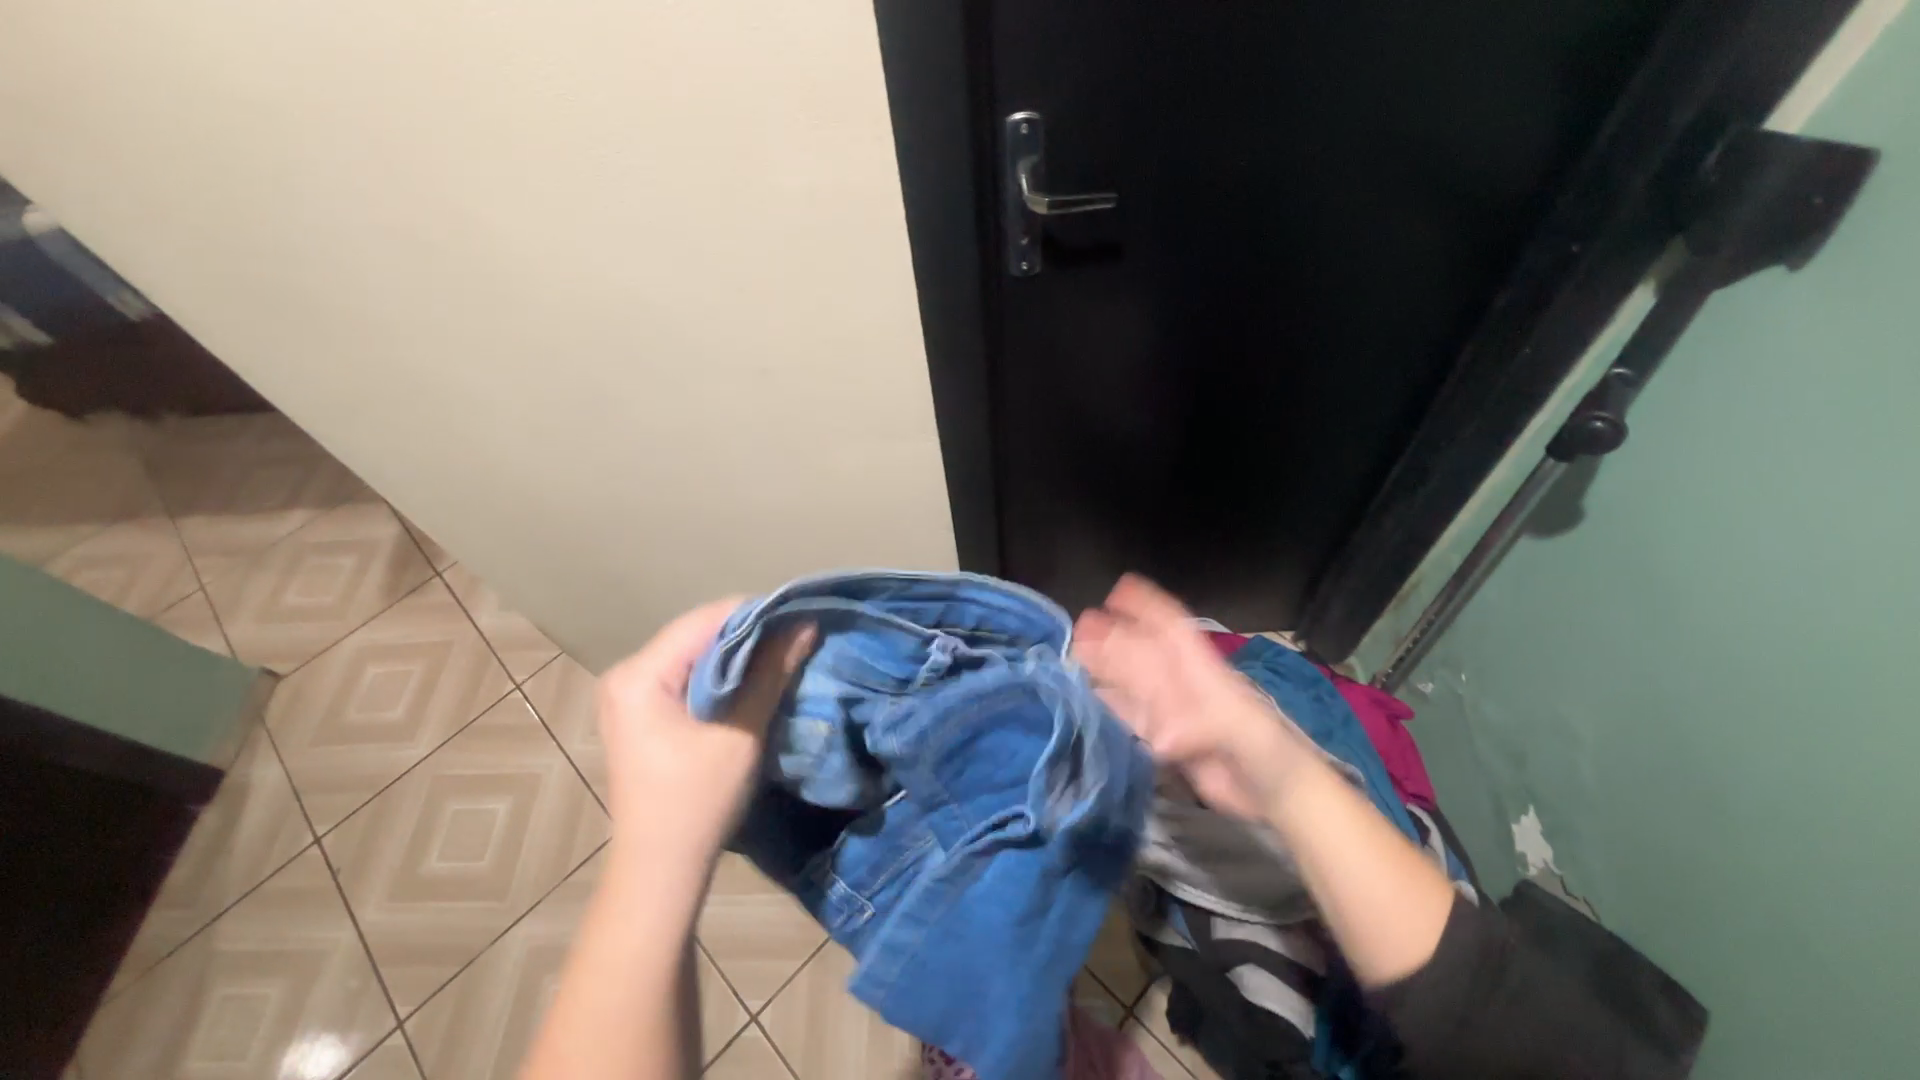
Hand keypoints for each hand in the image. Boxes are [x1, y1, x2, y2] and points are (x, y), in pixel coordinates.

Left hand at [595, 598, 814, 865]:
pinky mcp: (638, 713)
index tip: (800, 616)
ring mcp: (627, 695)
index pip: (706, 620)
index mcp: (639, 675)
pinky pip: (684, 676)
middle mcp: (625, 674)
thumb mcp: (741, 735)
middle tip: (796, 636)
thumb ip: (771, 674)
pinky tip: (751, 681)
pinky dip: (719, 675)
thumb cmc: (697, 803)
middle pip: (697, 633)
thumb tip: (805, 624)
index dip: (757, 613)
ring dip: (737, 654)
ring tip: (782, 654)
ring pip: (693, 654)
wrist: (659, 869)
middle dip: (749, 633)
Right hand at [1075, 574, 1314, 819]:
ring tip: (1076, 652)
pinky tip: (1091, 696)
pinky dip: (1112, 706)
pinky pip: (1134, 719)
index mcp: (1205, 673)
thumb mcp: (1245, 732)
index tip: (1121, 589)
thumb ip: (1205, 729)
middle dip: (1115, 635)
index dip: (1149, 607)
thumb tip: (1162, 739)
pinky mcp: (1168, 744)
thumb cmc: (1271, 753)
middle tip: (1082, 623)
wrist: (1278, 795)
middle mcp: (1185, 687)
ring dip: (1107, 667)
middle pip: (1144, 654)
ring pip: (1134, 683)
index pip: (1173, 631)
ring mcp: (1175, 714)